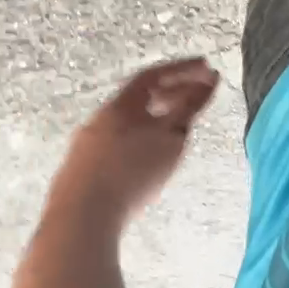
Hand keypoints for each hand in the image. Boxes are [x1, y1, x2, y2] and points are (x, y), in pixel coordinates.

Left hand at [46, 57, 219, 236]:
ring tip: (178, 125)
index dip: (182, 68)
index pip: (153, 75)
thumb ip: (192, 104)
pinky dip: (141, 136)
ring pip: (127, 121)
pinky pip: (117, 141)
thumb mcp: (172, 134)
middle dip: (171, 91)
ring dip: (156, 116)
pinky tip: (150, 154)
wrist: (79, 221)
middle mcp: (98, 121)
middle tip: (198, 94)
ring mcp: (85, 147)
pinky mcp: (80, 170)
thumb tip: (209, 79)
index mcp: (119, 107)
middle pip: (139, 97)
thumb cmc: (132, 171)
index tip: (206, 66)